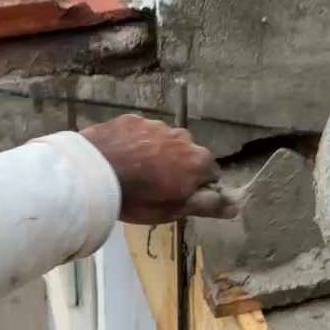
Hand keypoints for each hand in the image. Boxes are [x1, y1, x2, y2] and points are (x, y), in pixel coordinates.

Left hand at [78, 116, 236, 223]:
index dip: (196, 186)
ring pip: (164, 141)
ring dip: (156, 153)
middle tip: (154, 185)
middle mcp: (184, 137)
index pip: (211, 174)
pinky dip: (135, 142)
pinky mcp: (131, 119)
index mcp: (199, 160)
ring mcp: (157, 125)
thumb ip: (208, 205)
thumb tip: (236, 205)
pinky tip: (120, 156)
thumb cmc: (139, 198)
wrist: (93, 174)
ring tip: (134, 170)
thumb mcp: (175, 209)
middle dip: (177, 166)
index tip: (177, 195)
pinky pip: (140, 132)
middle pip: (188, 154)